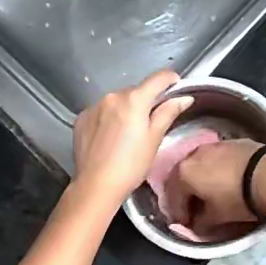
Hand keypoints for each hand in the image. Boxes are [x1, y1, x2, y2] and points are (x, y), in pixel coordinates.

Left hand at [70, 71, 195, 205]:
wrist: (96, 185)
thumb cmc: (131, 165)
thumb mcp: (154, 139)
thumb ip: (167, 113)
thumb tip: (183, 98)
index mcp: (134, 100)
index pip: (157, 78)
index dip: (170, 79)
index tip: (175, 85)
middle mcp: (112, 96)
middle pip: (136, 91)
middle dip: (145, 100)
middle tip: (150, 121)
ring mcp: (94, 106)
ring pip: (117, 101)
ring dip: (125, 109)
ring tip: (127, 132)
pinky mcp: (82, 118)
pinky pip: (101, 110)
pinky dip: (108, 117)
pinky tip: (109, 137)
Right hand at [172, 138, 265, 232]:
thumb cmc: (238, 198)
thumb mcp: (217, 216)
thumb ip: (201, 222)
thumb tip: (196, 224)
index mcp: (184, 173)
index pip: (174, 197)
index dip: (179, 213)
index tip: (185, 224)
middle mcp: (193, 155)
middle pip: (184, 177)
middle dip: (186, 194)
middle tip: (193, 208)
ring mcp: (213, 145)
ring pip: (200, 164)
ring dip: (201, 179)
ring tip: (210, 191)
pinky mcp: (231, 141)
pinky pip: (217, 158)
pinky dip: (216, 169)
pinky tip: (226, 178)